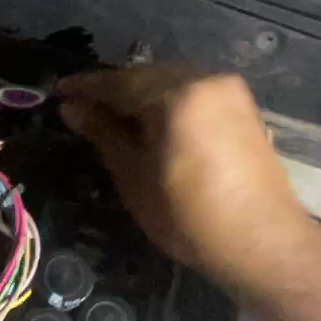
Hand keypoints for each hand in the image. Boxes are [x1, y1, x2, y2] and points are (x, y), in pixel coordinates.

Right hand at [58, 65, 318, 290]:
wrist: (265, 245)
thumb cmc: (191, 217)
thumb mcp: (135, 177)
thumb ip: (103, 133)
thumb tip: (72, 107)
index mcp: (177, 93)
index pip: (118, 81)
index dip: (84, 87)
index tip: (56, 91)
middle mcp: (204, 77)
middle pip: (145, 75)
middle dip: (113, 89)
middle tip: (80, 107)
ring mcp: (227, 88)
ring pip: (169, 79)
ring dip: (140, 94)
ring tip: (111, 115)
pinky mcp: (241, 103)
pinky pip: (192, 89)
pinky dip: (167, 99)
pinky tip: (150, 120)